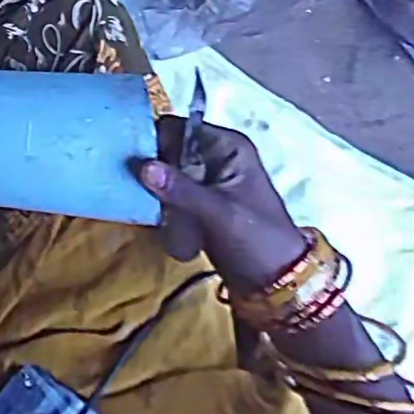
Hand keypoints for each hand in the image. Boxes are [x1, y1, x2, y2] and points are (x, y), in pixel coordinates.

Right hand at [134, 120, 307, 291]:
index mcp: (226, 146)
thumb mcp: (218, 213)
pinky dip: (165, 208)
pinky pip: (171, 195)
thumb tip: (142, 165)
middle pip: (168, 150)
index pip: (178, 128)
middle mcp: (215, 156)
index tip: (134, 163)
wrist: (279, 285)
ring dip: (159, 194)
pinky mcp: (200, 202)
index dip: (155, 141)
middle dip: (154, 171)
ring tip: (159, 214)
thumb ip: (180, 189)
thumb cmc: (257, 241)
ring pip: (166, 175)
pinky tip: (166, 224)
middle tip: (144, 193)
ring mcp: (207, 180)